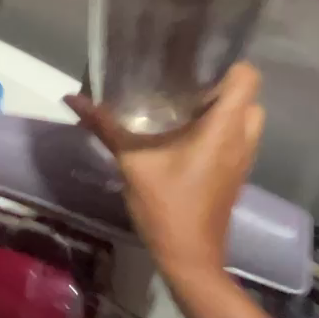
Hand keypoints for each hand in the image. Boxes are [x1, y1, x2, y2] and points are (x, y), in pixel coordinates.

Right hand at [66, 63, 271, 317]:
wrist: (190, 258)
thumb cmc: (167, 205)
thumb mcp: (131, 161)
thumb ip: (105, 125)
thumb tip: (71, 98)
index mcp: (224, 127)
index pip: (247, 77)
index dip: (227, 62)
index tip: (195, 59)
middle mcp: (242, 136)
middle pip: (247, 94)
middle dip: (220, 84)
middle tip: (183, 81)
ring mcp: (243, 157)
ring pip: (244, 117)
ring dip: (221, 107)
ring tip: (183, 104)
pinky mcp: (236, 172)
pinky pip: (236, 136)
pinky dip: (219, 128)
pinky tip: (184, 133)